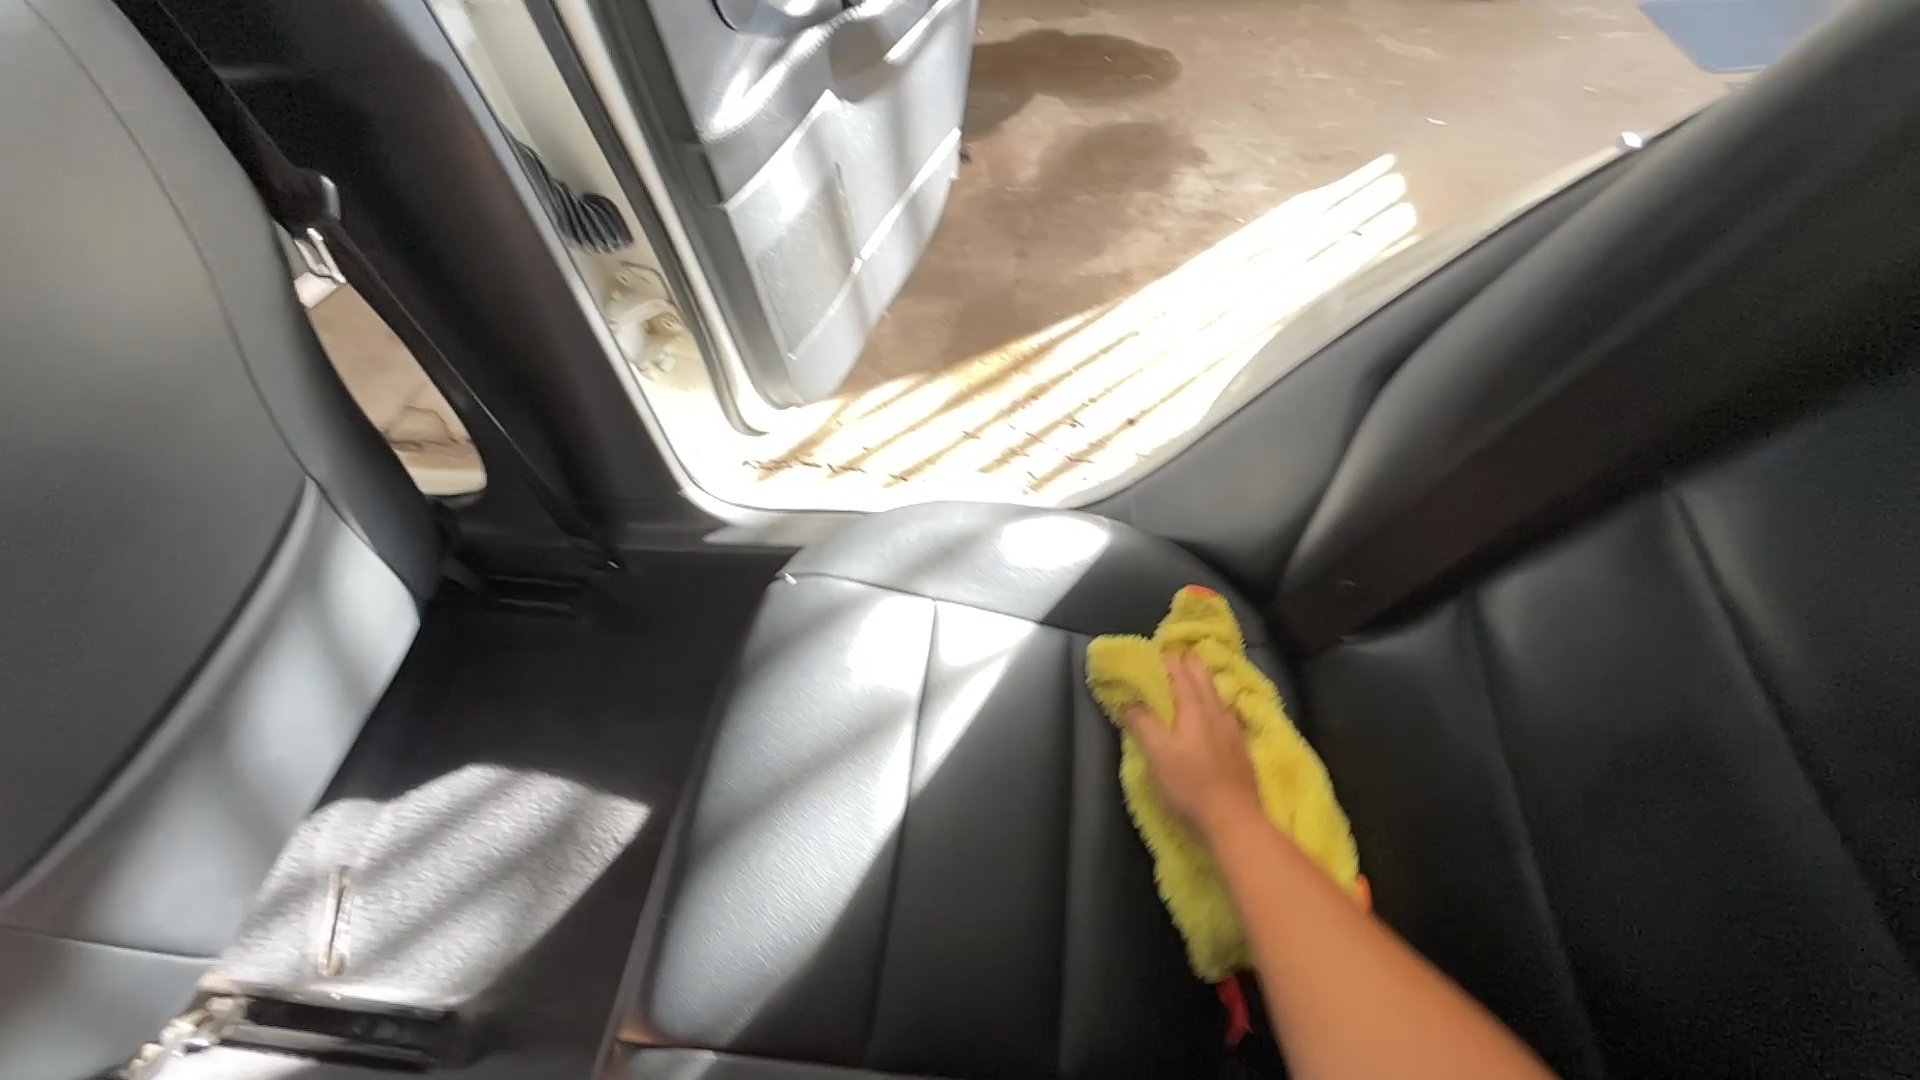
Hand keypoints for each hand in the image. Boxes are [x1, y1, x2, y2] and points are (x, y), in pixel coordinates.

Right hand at [1123, 651, 1263, 842]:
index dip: (1164, 660)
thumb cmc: (1190, 786)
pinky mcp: (1240, 746)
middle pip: (1202, 676)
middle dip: (1186, 663)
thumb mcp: (1157, 754)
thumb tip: (1128, 699)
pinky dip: (1214, 700)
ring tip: (1190, 675)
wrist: (1235, 821)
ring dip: (1201, 679)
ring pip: (1216, 692)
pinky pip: (1226, 710)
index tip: (1149, 655)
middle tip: (1170, 657)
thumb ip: (1142, 722)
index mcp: (1194, 707)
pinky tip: (1214, 710)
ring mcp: (1232, 728)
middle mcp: (1216, 710)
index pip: (1178, 672)